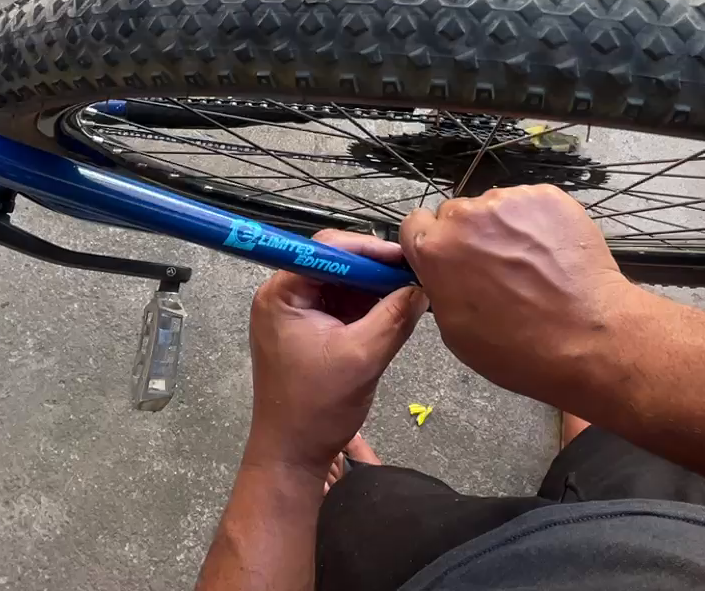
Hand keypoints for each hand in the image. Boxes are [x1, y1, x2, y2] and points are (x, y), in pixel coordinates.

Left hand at [244, 230, 427, 471]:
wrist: (292, 456)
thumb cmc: (316, 409)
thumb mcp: (362, 358)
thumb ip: (394, 317)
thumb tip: (422, 287)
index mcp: (282, 293)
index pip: (328, 248)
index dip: (369, 249)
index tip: (403, 258)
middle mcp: (282, 294)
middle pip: (334, 261)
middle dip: (373, 269)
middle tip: (410, 274)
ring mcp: (293, 311)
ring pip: (340, 282)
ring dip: (371, 288)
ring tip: (407, 291)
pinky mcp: (306, 328)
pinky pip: (339, 302)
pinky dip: (364, 305)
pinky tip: (391, 309)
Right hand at [401, 185, 645, 401]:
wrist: (590, 338)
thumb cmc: (522, 347)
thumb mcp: (454, 331)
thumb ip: (438, 285)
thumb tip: (441, 271)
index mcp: (435, 249)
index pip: (415, 224)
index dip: (431, 241)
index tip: (447, 256)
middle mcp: (465, 217)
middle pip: (456, 214)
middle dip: (469, 236)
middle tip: (496, 269)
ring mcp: (507, 201)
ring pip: (494, 208)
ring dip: (504, 228)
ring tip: (531, 265)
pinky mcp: (544, 196)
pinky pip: (529, 203)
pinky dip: (536, 223)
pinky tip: (551, 255)